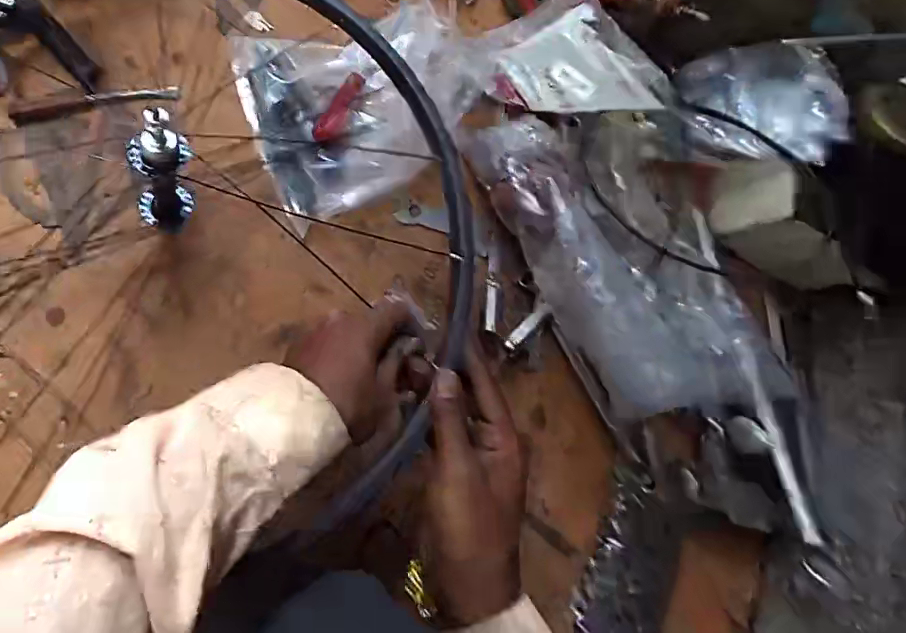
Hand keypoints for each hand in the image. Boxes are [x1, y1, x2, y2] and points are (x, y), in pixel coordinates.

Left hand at [283, 295, 420, 439]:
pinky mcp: (299, 340)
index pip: (396, 310)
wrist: (294, 415)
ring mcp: (316, 327)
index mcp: (363, 326)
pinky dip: (338, 350)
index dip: (411, 325)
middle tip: (394, 368)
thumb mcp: (384, 394)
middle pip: (370, 322)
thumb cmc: (348, 406)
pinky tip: (340, 373)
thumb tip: (403, 348)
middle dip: (383, 340)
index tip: (418, 346)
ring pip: (346, 331)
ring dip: (358, 346)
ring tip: (364, 373)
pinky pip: (327, 340)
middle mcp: (338, 317)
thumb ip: (396, 364)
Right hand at [423, 348, 526, 625]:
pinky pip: (438, 427)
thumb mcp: (457, 470)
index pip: (483, 383)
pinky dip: (422, 410)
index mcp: (503, 438)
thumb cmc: (470, 525)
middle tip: (410, 341)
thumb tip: (442, 370)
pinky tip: (402, 396)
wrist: (468, 583)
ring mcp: (470, 453)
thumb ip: (448, 419)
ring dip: (429, 387)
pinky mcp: (451, 465)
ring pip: (449, 408)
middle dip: (440, 367)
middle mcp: (489, 439)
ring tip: (402, 362)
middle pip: (465, 392)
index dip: (464, 354)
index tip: (443, 322)